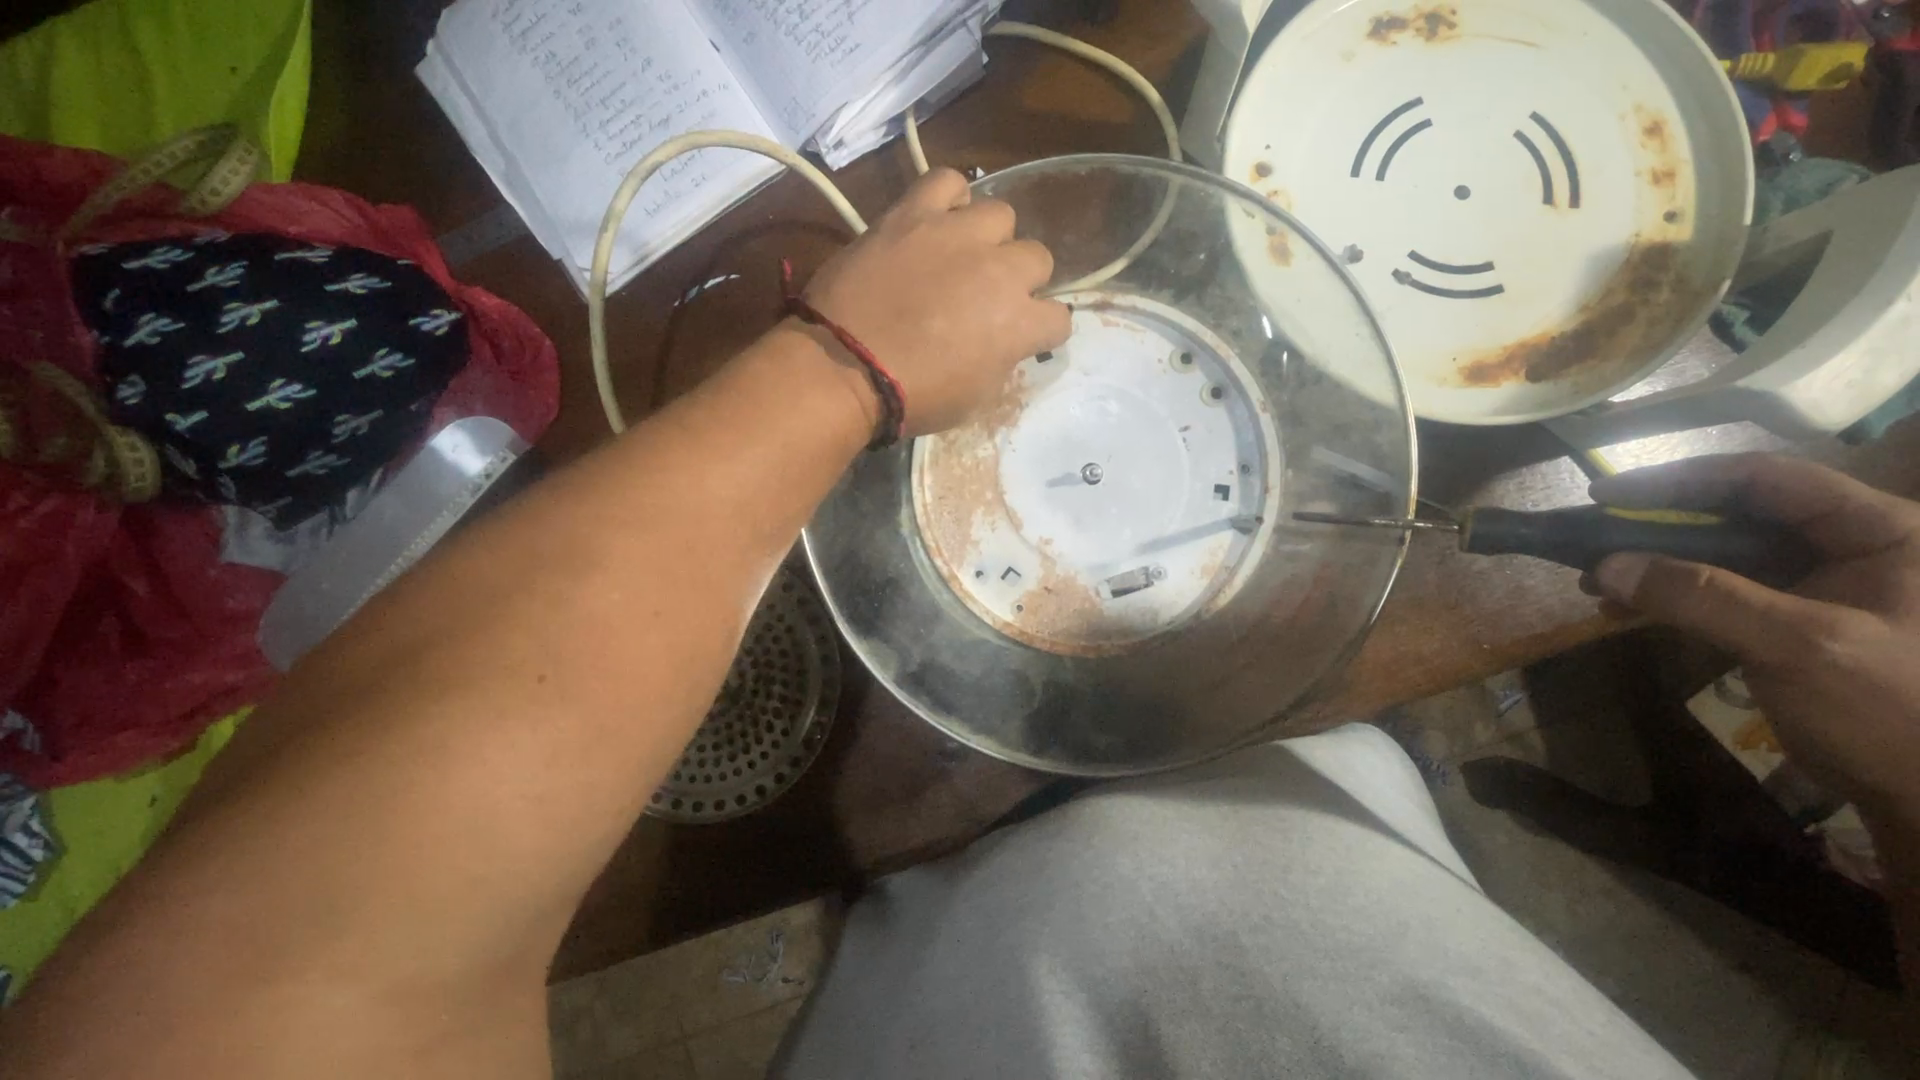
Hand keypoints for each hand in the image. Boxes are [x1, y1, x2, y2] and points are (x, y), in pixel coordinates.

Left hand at [801, 168, 1070, 436]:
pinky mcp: (913, 214)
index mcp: (1020, 322)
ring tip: (962, 256)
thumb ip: (1002, 360)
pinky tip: (938, 220)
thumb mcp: (974, 398)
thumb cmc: (911, 397)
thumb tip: (1004, 342)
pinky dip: (949, 199)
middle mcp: (1000, 269)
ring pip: (1000, 214)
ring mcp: (957, 234)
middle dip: (1019, 280)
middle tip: (986, 298)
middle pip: (1037, 257)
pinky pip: (947, 182)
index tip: (1023, 339)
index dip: (1041, 331)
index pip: (1059, 317)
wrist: (843, 368)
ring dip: (988, 238)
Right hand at [1590, 454, 1919, 824]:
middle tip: (1591, 536)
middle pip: (1737, 511)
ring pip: (1721, 551)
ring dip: (1654, 562)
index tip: (1604, 494)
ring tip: (1595, 579)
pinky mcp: (1792, 620)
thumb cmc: (1894, 713)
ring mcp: (1821, 584)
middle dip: (1657, 525)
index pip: (1767, 479)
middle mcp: (1852, 545)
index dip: (1680, 481)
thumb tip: (1606, 565)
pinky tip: (1622, 607)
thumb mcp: (1798, 646)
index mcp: (1883, 531)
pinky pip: (1719, 590)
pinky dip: (1668, 596)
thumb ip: (1701, 598)